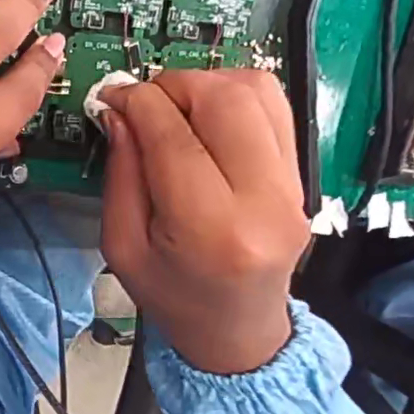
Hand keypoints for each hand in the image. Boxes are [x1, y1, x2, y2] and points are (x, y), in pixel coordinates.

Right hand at [97, 70, 309, 372]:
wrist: (237, 329)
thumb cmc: (169, 294)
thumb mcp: (121, 244)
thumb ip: (121, 174)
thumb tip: (119, 112)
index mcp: (210, 228)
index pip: (174, 138)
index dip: (137, 103)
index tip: (111, 95)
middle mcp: (264, 201)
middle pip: (226, 102)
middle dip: (174, 84)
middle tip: (142, 98)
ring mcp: (293, 187)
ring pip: (259, 93)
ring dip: (207, 83)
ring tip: (173, 104)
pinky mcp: (303, 177)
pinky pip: (275, 108)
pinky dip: (234, 95)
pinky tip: (204, 112)